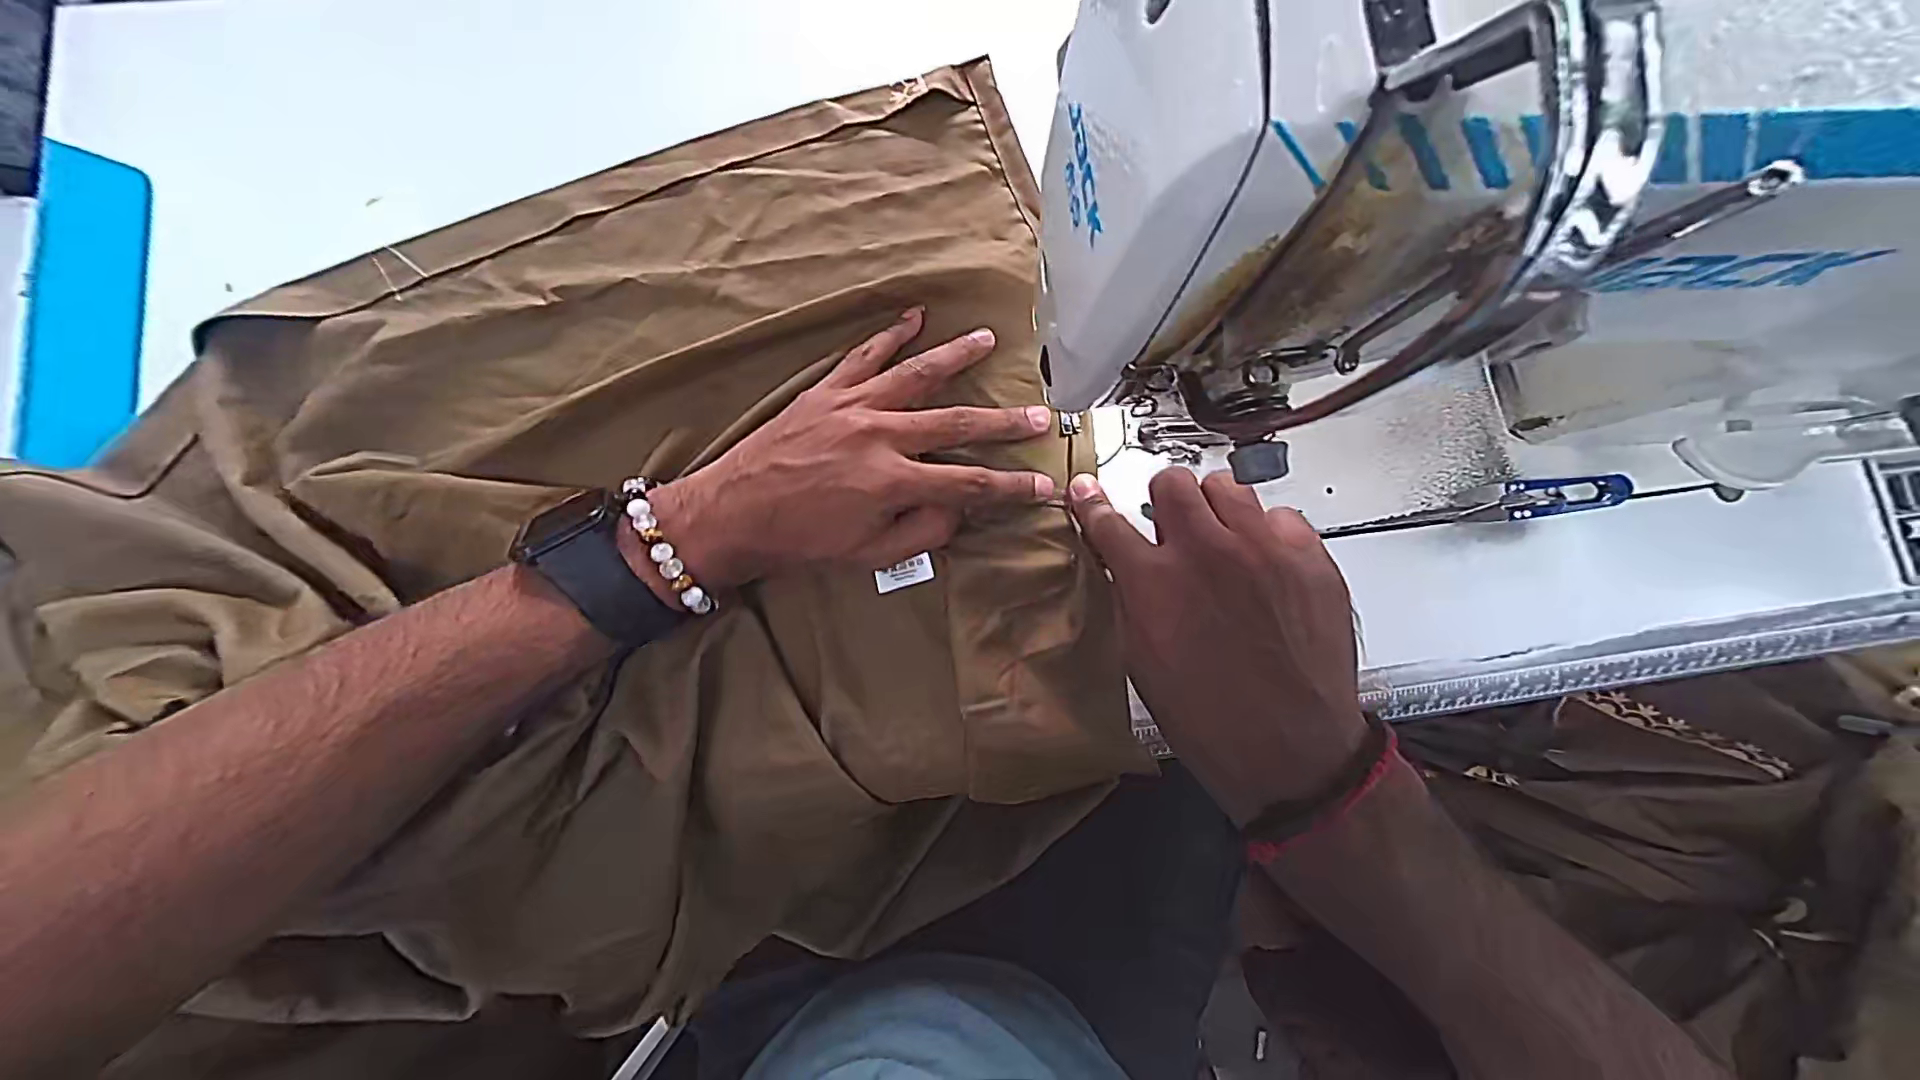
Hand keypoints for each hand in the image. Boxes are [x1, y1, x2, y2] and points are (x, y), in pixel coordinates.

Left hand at [634, 308, 1055, 590]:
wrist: (732, 513)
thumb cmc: (801, 541)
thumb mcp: (868, 553)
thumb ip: (921, 531)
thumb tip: (956, 508)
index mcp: (892, 481)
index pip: (970, 483)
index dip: (1012, 487)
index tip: (1044, 485)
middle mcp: (880, 435)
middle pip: (957, 422)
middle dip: (1004, 422)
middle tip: (1039, 415)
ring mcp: (852, 406)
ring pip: (917, 374)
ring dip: (957, 356)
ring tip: (988, 339)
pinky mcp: (826, 392)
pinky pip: (864, 356)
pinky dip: (891, 335)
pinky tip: (915, 316)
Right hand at [1067, 467, 1365, 823]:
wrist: (1290, 750)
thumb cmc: (1212, 718)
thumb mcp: (1140, 659)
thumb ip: (1128, 598)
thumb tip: (1119, 565)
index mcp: (1153, 582)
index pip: (1106, 519)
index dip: (1091, 502)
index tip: (1088, 492)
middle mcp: (1207, 553)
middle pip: (1173, 482)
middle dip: (1164, 499)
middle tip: (1170, 523)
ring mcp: (1263, 550)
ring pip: (1227, 487)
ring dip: (1214, 509)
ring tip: (1220, 540)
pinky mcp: (1310, 558)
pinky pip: (1281, 517)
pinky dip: (1265, 533)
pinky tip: (1262, 563)